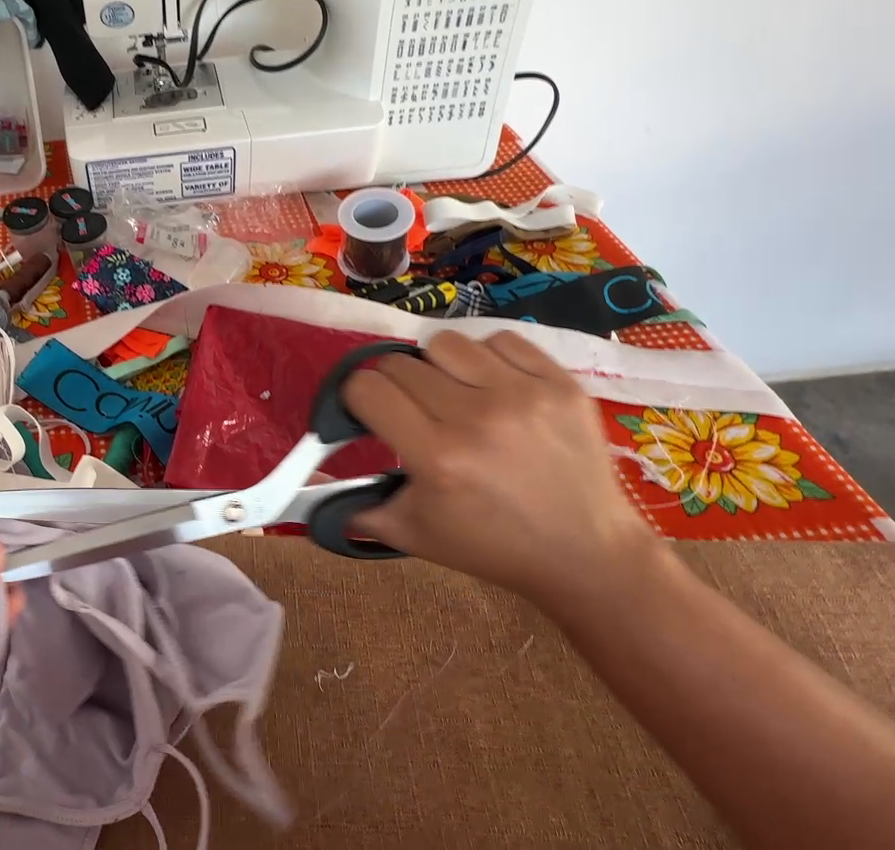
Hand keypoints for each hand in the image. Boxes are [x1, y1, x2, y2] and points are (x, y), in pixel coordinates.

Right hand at [341, 331, 662, 610]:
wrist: (586, 553)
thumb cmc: (491, 546)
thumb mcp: (413, 535)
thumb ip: (356, 507)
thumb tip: (309, 486)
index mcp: (436, 458)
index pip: (367, 388)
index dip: (358, 398)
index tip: (370, 413)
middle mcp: (476, 418)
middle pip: (400, 364)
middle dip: (394, 385)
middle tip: (412, 412)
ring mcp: (523, 395)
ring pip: (445, 343)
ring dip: (438, 366)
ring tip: (454, 395)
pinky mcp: (560, 384)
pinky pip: (501, 340)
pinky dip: (488, 358)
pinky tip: (494, 387)